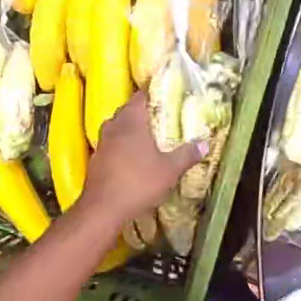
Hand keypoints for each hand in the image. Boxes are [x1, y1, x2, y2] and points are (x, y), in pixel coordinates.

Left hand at [78, 92, 204, 220]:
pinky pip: (111, 144)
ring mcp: (102, 143)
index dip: (152, 93)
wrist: (103, 208)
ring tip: (147, 136)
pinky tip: (131, 157)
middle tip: (159, 117)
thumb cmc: (138, 183)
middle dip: (142, 111)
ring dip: (130, 129)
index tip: (164, 94)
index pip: (140, 96)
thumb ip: (187, 154)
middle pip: (127, 111)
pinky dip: (121, 145)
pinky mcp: (96, 159)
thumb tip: (205, 143)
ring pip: (117, 128)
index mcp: (131, 121)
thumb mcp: (169, 170)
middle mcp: (114, 126)